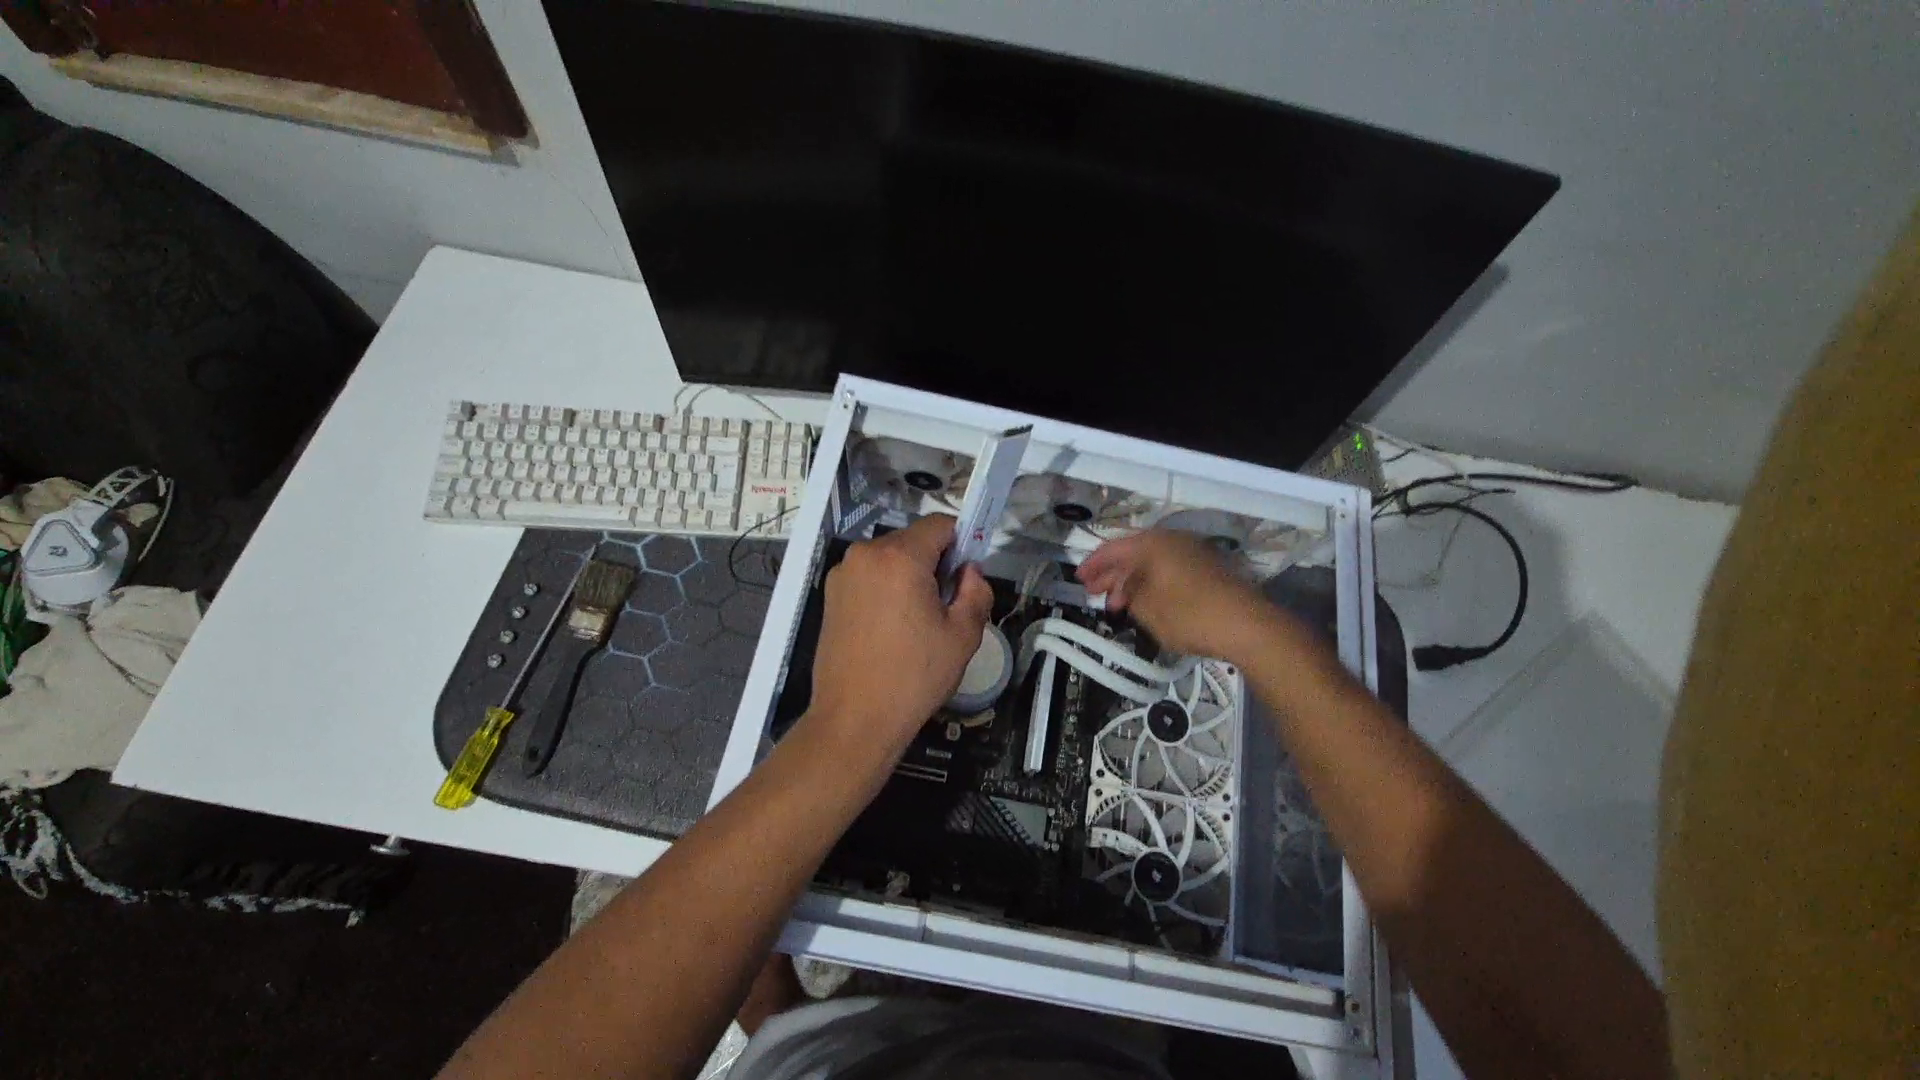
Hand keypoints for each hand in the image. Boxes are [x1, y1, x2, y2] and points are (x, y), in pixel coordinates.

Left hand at [804, 515, 993, 762]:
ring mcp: (842, 575)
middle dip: (933, 564)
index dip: (961, 544)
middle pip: (912, 541)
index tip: (967, 576)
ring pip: (889, 560)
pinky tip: (891, 630)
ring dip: (908, 578)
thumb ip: (976, 592)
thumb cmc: (914, 676)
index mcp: (900, 557)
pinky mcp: (830, 597)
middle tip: (945, 607)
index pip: (940, 525)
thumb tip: (968, 572)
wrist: (855, 718)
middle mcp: (866, 556)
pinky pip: (869, 579)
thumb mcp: (963, 635)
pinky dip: (885, 591)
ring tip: (916, 624)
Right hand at [1077, 528, 1296, 665]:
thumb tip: (1123, 585)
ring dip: (1133, 581)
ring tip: (1119, 605)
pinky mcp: (1209, 569)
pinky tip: (1148, 603)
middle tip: (1095, 594)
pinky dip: (1153, 583)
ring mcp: (1194, 553)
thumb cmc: (1189, 615)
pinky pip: (1170, 570)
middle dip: (1113, 574)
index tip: (1079, 580)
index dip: (1093, 564)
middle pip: (1134, 553)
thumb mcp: (1147, 608)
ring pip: (1153, 563)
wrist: (1247, 625)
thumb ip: (1128, 592)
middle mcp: (1173, 540)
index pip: (1113, 548)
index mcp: (1153, 544)